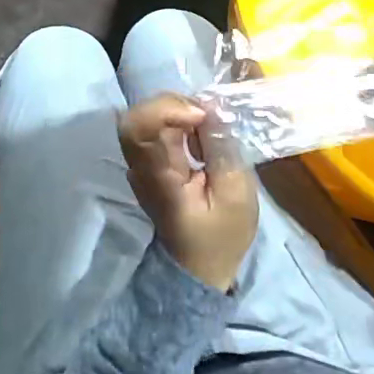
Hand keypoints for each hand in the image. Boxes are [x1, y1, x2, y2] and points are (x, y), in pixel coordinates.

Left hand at [119, 95, 259, 290]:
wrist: (201, 269)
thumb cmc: (221, 237)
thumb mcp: (236, 194)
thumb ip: (223, 149)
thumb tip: (213, 110)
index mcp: (156, 178)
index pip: (137, 127)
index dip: (167, 108)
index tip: (202, 116)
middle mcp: (141, 167)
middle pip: (141, 114)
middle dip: (178, 104)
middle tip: (211, 116)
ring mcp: (143, 165)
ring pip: (150, 115)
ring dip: (182, 110)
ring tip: (213, 126)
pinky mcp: (153, 162)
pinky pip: (160, 127)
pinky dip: (183, 120)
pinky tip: (205, 135)